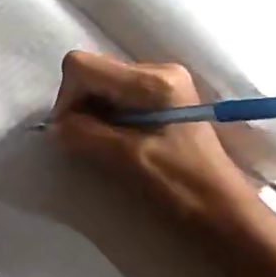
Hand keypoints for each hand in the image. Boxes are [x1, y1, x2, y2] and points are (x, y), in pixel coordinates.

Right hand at [50, 50, 255, 223]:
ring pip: (102, 83)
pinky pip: (116, 95)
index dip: (67, 98)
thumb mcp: (125, 159)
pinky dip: (105, 115)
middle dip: (79, 104)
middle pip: (92, 71)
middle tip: (84, 141)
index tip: (69, 131)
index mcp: (153, 80)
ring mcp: (162, 81)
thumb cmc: (179, 186)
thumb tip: (53, 125)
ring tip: (103, 143)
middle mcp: (158, 70)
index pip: (83, 66)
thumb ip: (84, 134)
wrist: (221, 210)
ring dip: (91, 112)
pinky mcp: (161, 97)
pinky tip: (116, 139)